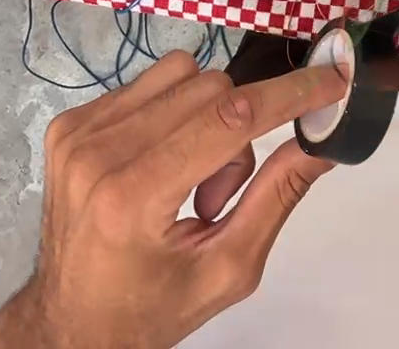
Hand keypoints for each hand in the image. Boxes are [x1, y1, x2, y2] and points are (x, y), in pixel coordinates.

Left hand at [0, 53, 346, 348]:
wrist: (67, 324)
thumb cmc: (151, 309)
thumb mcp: (227, 270)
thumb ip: (277, 197)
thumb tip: (323, 142)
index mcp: (134, 197)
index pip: (229, 120)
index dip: (287, 94)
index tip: (331, 79)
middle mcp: (98, 152)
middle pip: (211, 90)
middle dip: (237, 132)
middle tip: (218, 196)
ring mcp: (77, 131)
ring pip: (183, 74)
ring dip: (206, 116)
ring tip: (185, 178)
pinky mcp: (69, 121)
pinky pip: (149, 82)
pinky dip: (173, 112)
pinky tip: (159, 161)